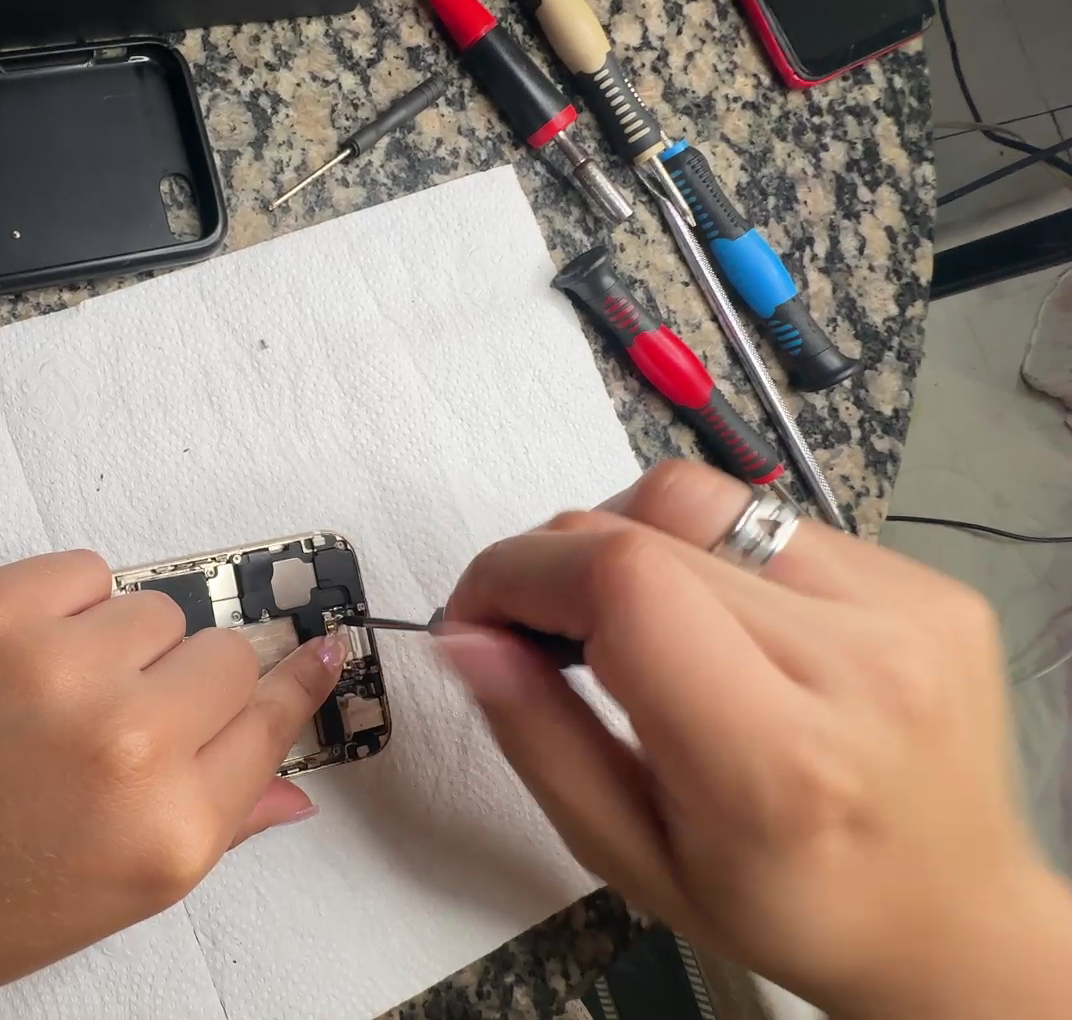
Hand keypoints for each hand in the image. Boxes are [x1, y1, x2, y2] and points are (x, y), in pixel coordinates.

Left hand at [0, 551, 341, 1018]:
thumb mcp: (105, 900)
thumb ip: (213, 827)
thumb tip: (295, 785)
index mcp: (167, 833)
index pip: (272, 721)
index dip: (298, 680)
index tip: (322, 645)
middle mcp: (126, 741)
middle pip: (224, 649)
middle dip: (192, 676)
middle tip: (132, 704)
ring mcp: (53, 662)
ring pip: (152, 606)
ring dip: (123, 642)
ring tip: (56, 689)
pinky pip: (83, 567)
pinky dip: (67, 601)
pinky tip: (20, 653)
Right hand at [441, 461, 1071, 1017]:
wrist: (956, 923)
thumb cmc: (772, 903)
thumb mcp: (616, 847)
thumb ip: (533, 731)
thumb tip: (465, 634)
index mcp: (771, 757)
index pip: (619, 581)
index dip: (515, 571)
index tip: (476, 616)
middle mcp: (855, 663)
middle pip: (635, 527)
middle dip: (540, 561)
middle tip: (525, 625)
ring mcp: (903, 610)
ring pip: (682, 497)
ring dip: (605, 539)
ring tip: (606, 609)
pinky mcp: (919, 582)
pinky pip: (746, 511)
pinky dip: (677, 543)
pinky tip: (691, 608)